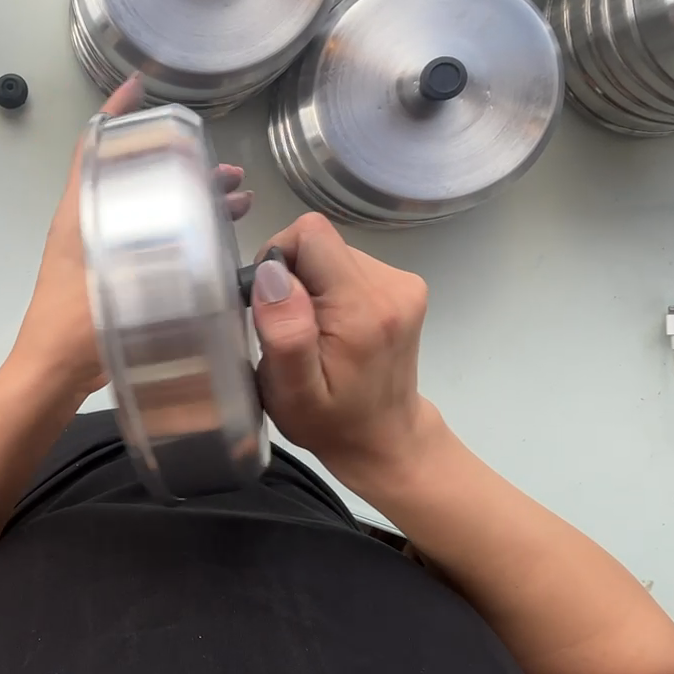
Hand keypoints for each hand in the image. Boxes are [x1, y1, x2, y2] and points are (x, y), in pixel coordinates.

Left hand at [7, 76, 253, 400]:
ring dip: (189, 198)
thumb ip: (135, 240)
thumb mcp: (106, 273)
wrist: (53, 373)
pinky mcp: (112, 276)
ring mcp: (100, 251)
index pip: (94, 146)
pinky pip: (151, 239)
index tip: (142, 87)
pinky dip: (182, 230)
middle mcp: (89, 224)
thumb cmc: (74, 324)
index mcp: (80, 213)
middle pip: (135, 176)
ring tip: (236, 197)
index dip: (116, 113)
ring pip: (149, 208)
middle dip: (180, 163)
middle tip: (225, 166)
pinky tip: (217, 238)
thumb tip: (177, 204)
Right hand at [248, 214, 439, 482]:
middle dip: (292, 276)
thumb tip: (272, 274)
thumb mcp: (292, 391)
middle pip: (320, 241)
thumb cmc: (329, 421)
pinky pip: (346, 264)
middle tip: (288, 326)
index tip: (270, 303)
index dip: (278, 259)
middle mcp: (391, 284)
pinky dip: (328, 289)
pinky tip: (330, 326)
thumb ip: (284, 332)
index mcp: (363, 307)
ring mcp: (403, 283)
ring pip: (331, 252)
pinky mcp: (402, 286)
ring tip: (310, 331)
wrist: (385, 438)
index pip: (311, 234)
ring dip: (310, 285)